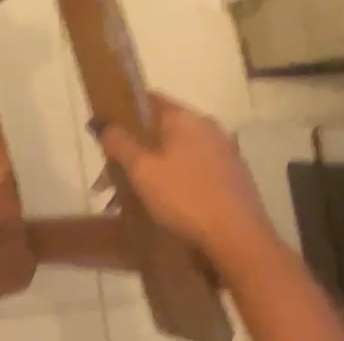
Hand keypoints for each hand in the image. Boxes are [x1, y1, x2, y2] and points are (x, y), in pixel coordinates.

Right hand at [94, 93, 276, 257]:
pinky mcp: (233, 179)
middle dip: (133, 152)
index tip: (106, 132)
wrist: (242, 242)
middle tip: (111, 178)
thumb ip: (118, 142)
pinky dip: (175, 183)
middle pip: (160, 130)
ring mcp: (224, 153)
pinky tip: (163, 208)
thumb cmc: (186, 198)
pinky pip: (194, 171)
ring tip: (130, 201)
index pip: (148, 99)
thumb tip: (102, 122)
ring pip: (176, 154)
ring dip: (152, 171)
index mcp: (185, 117)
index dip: (123, 112)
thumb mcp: (142, 170)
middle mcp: (207, 127)